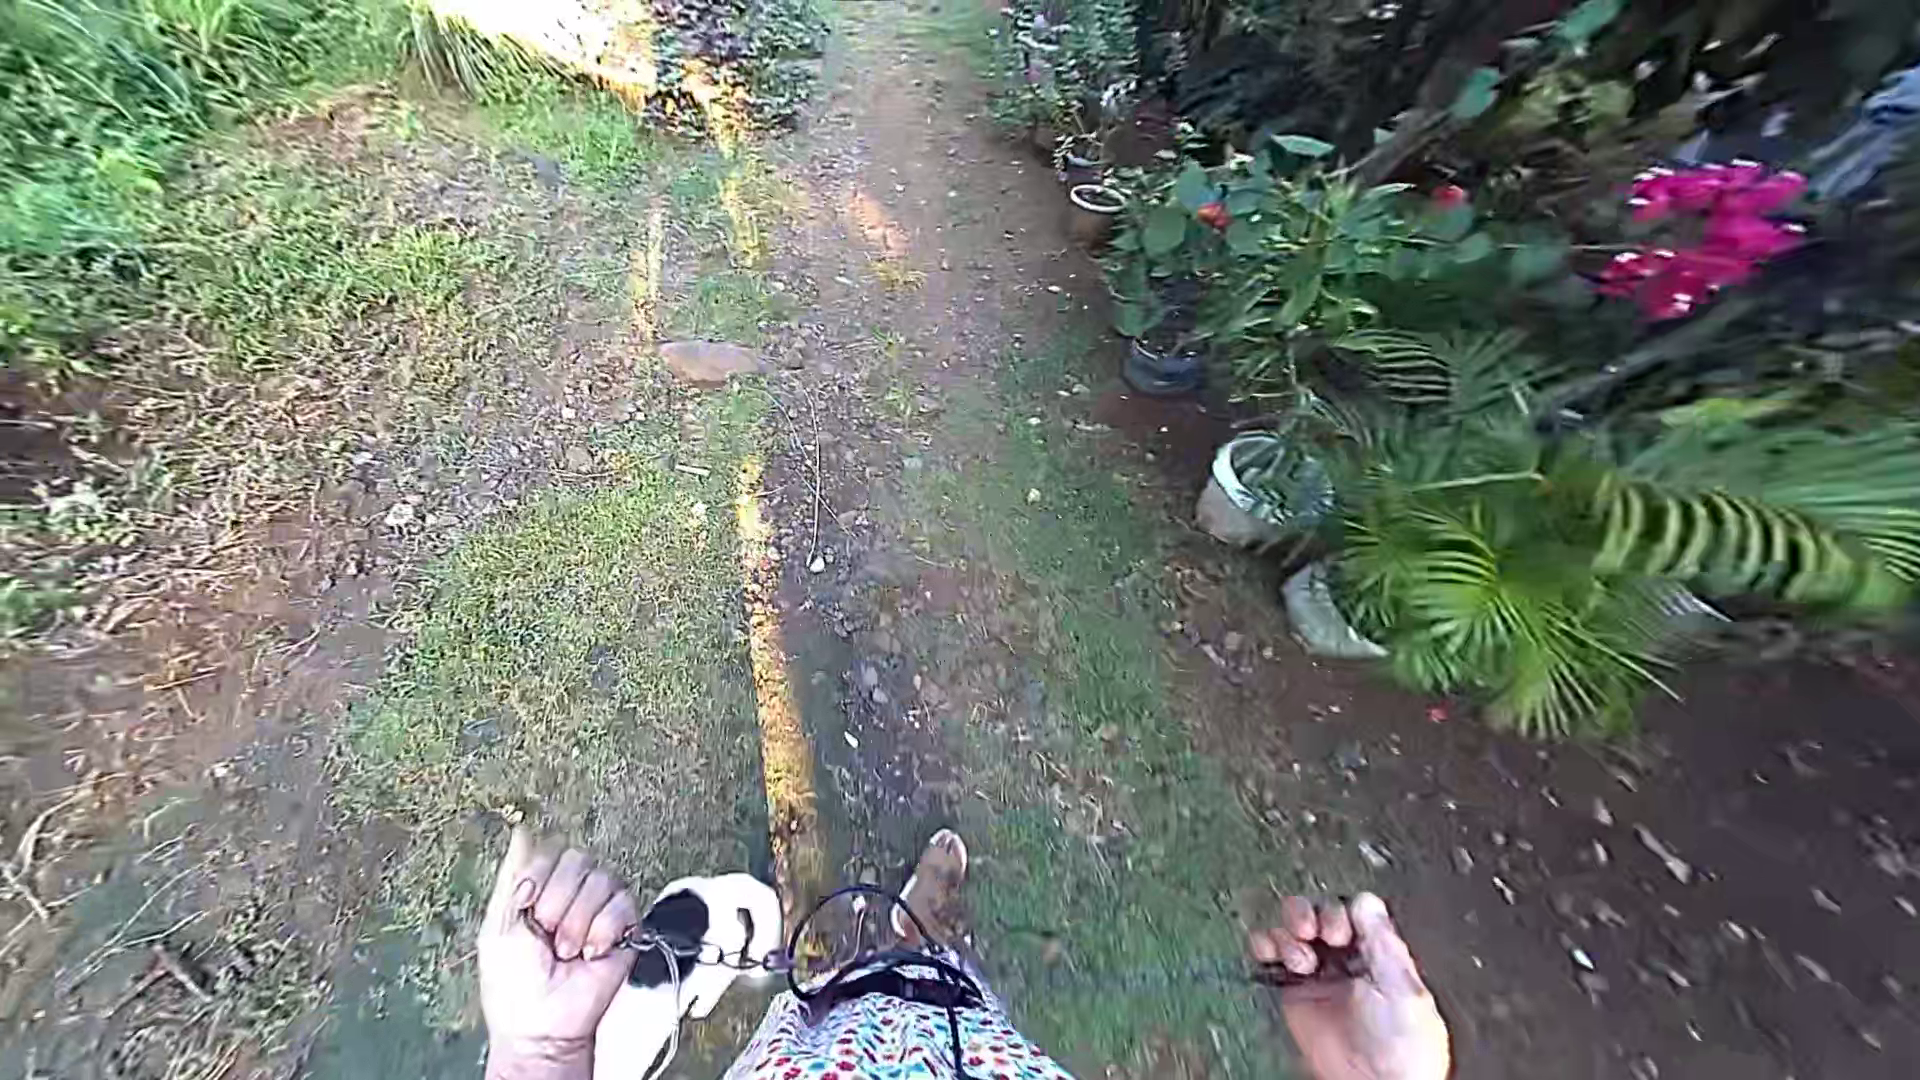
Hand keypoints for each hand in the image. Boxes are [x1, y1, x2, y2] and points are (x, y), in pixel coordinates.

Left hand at [479, 827, 639, 1079]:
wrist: (543, 1022)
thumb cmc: (514, 984)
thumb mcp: (498, 930)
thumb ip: (511, 878)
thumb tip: (520, 831)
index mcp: (547, 886)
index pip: (552, 851)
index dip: (539, 875)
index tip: (526, 902)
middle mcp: (578, 888)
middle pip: (578, 861)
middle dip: (557, 904)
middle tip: (548, 934)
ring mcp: (605, 901)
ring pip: (600, 881)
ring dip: (578, 924)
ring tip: (569, 951)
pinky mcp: (629, 917)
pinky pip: (621, 903)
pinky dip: (602, 932)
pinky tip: (592, 952)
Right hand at [1249, 893, 1449, 1079]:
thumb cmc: (1400, 1052)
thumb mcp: (1404, 994)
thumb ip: (1385, 945)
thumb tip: (1368, 900)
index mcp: (1376, 955)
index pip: (1350, 909)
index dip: (1340, 913)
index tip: (1339, 932)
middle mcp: (1343, 956)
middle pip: (1316, 909)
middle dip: (1308, 913)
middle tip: (1311, 932)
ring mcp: (1314, 969)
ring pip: (1289, 924)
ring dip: (1288, 932)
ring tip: (1298, 959)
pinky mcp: (1288, 984)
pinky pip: (1266, 949)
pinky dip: (1261, 942)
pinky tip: (1270, 953)